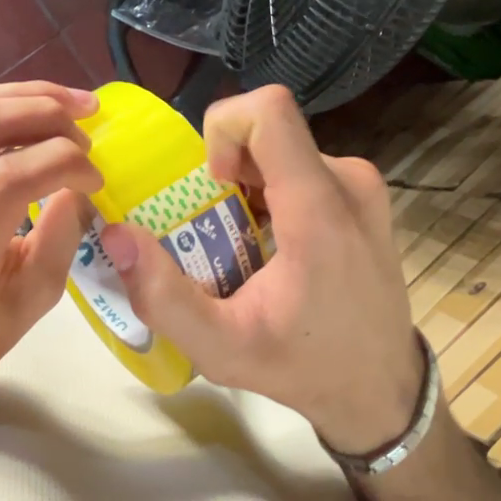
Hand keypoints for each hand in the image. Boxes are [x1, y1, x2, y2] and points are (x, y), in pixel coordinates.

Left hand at [0, 82, 103, 413]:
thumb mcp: (30, 306)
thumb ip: (59, 239)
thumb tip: (82, 182)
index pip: (5, 181)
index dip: (60, 162)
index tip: (96, 177)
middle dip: (42, 110)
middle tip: (87, 121)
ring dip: (24, 96)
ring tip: (71, 104)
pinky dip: (3, 105)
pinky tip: (37, 112)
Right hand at [98, 85, 422, 456]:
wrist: (385, 390)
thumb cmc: (305, 366)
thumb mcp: (222, 349)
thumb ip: (163, 295)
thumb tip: (115, 235)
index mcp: (318, 208)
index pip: (268, 110)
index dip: (223, 129)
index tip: (213, 182)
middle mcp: (346, 179)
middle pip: (266, 130)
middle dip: (226, 166)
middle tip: (218, 227)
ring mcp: (360, 183)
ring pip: (279, 146)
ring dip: (247, 180)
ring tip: (244, 242)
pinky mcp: (361, 191)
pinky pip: (299, 161)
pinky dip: (270, 188)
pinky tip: (270, 243)